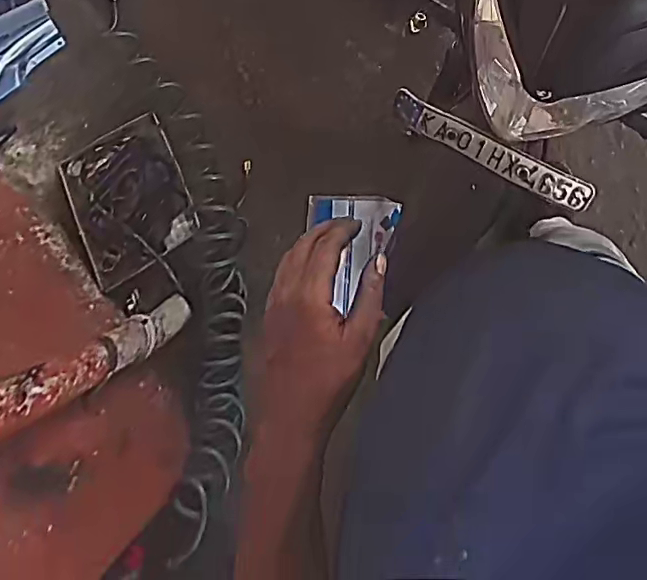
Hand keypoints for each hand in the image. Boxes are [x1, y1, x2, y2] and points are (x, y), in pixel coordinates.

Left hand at [250, 220, 385, 436]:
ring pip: (287, 259)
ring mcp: (273, 307)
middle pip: (301, 246)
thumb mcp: (361, 340)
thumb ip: (371, 295)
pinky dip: (296, 259)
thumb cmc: (326, 385)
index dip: (342, 230)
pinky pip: (280, 275)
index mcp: (308, 297)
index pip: (324, 248)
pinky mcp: (268, 319)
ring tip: (327, 237)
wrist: (289, 421)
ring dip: (307, 241)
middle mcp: (285, 296)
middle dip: (323, 229)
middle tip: (344, 224)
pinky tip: (307, 267)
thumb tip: (378, 263)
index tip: (357, 224)